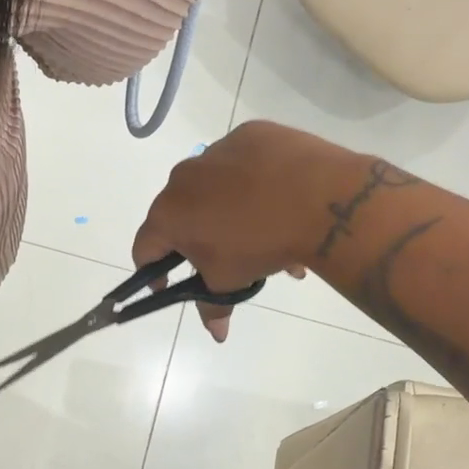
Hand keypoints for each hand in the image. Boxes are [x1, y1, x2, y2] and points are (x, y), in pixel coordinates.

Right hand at [132, 121, 364, 340]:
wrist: (325, 199)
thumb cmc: (263, 244)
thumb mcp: (232, 281)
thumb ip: (213, 307)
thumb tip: (216, 334)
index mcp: (168, 215)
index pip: (144, 247)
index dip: (153, 271)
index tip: (169, 283)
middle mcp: (182, 178)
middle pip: (177, 213)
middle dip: (193, 235)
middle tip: (220, 254)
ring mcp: (216, 151)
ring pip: (211, 185)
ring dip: (223, 207)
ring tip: (259, 228)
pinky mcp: (250, 134)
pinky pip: (241, 161)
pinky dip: (250, 178)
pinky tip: (276, 194)